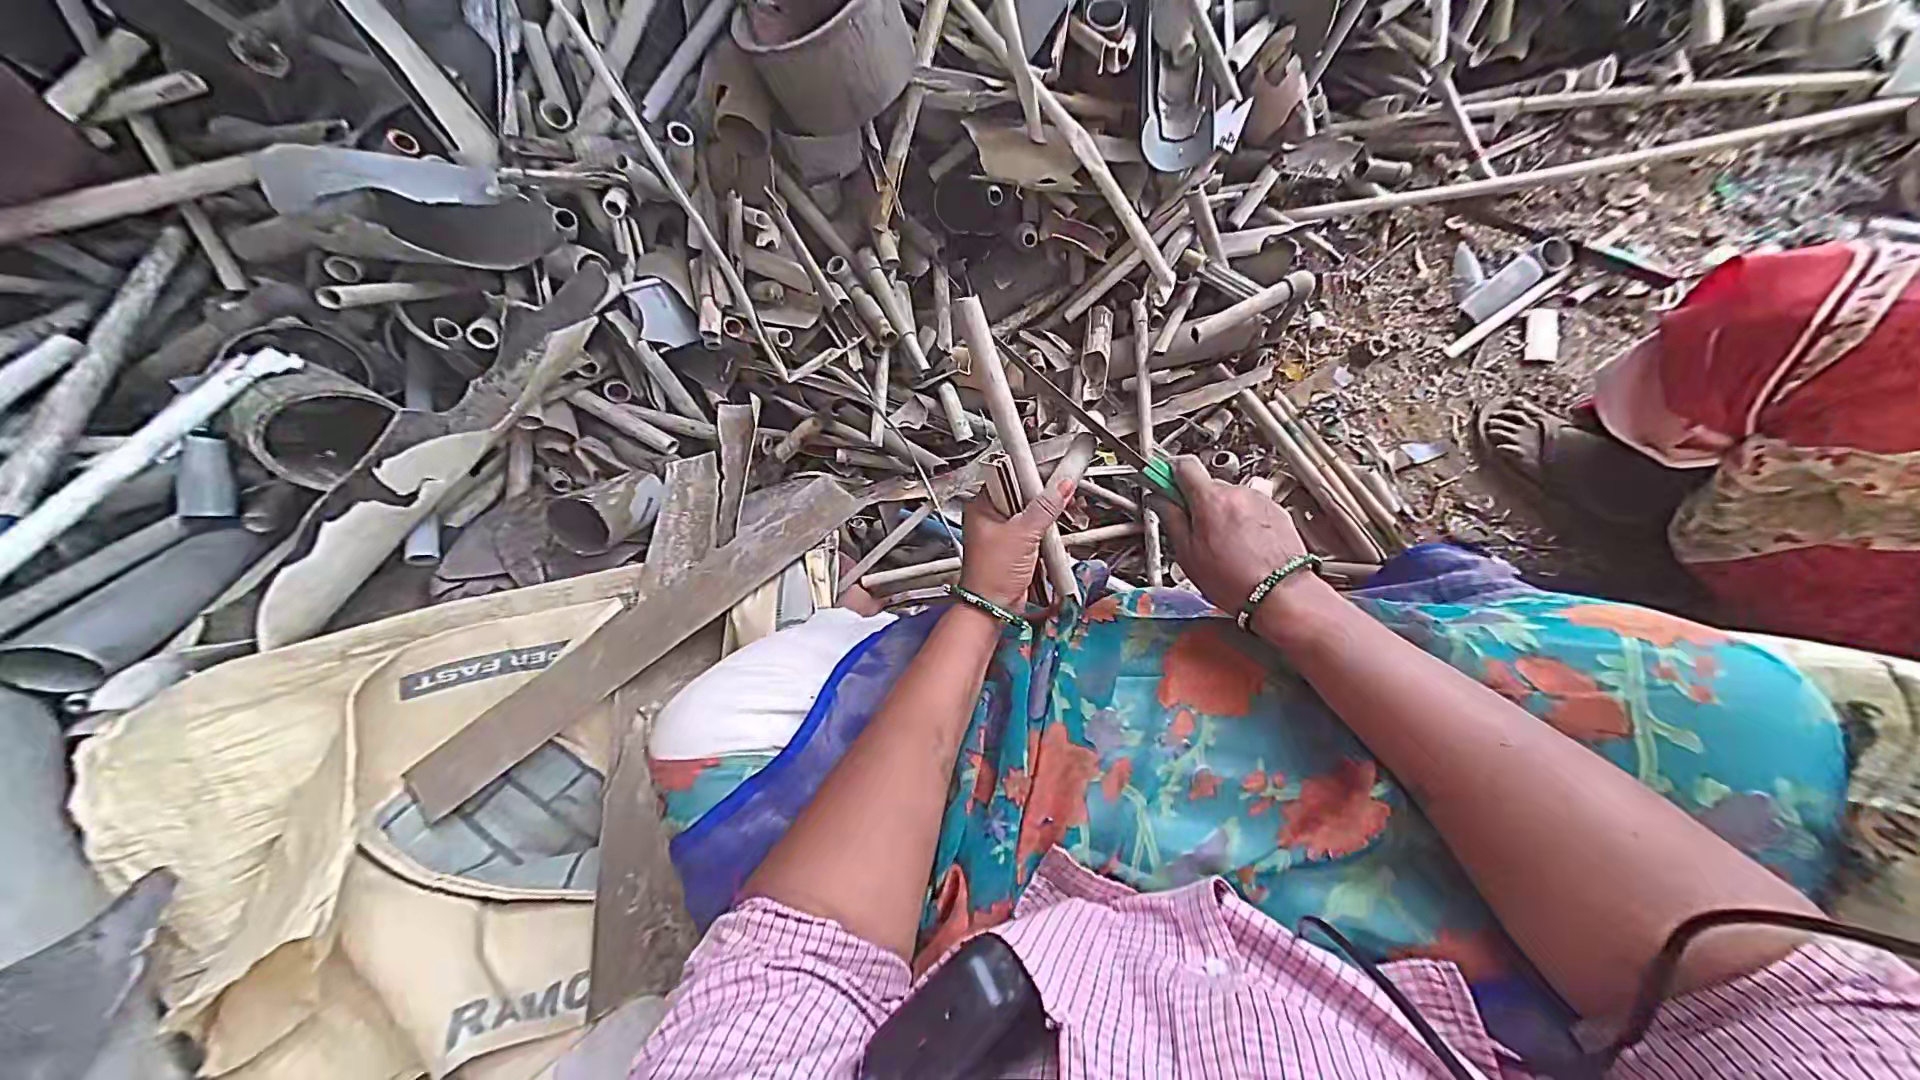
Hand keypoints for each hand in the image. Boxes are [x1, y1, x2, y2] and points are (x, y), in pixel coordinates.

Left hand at [958, 477, 1072, 609]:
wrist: (993, 608)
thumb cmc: (991, 574)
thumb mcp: (1022, 534)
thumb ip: (1044, 508)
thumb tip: (1061, 486)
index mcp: (984, 505)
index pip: (1011, 475)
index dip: (1034, 472)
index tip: (1056, 471)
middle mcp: (993, 515)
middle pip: (1026, 493)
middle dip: (1049, 495)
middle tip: (1067, 495)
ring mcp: (1006, 531)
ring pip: (1034, 512)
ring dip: (1051, 515)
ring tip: (1067, 514)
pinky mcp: (1018, 547)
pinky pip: (1037, 530)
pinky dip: (1049, 531)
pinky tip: (1058, 533)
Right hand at [1152, 456, 1311, 615]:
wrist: (1280, 594)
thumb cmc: (1235, 579)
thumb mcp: (1187, 553)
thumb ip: (1170, 518)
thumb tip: (1159, 501)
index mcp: (1210, 499)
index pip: (1183, 465)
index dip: (1168, 473)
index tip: (1162, 484)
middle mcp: (1237, 493)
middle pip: (1207, 484)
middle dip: (1196, 502)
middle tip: (1191, 529)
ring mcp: (1259, 500)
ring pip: (1229, 498)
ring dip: (1220, 513)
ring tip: (1220, 545)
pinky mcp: (1276, 511)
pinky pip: (1249, 508)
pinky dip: (1241, 521)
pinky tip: (1239, 546)